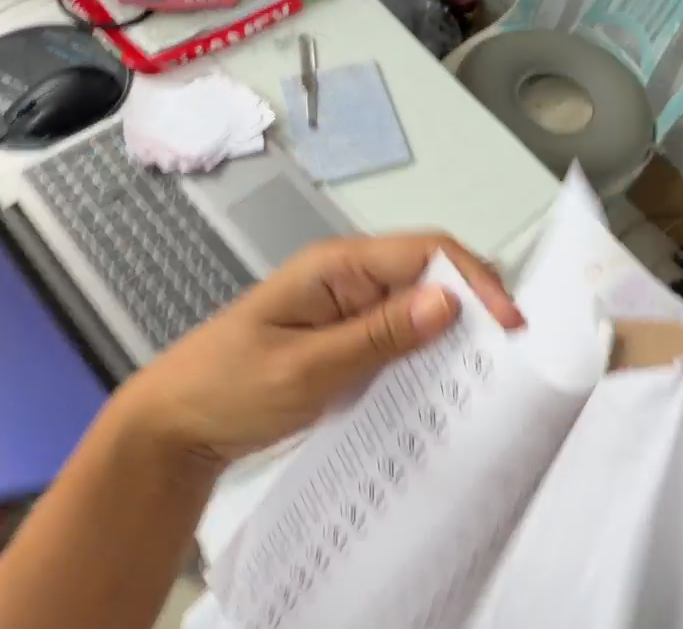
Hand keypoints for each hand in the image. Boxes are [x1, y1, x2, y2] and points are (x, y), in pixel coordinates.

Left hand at [117, 233, 523, 468]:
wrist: (171, 429)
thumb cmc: (229, 389)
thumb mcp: (306, 368)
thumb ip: (379, 335)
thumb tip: (451, 300)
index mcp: (338, 266)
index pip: (426, 253)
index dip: (474, 280)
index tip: (510, 325)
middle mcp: (349, 277)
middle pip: (428, 272)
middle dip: (472, 300)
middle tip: (508, 351)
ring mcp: (347, 307)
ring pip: (417, 304)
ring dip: (452, 329)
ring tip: (486, 367)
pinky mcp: (346, 337)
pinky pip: (398, 334)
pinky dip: (425, 351)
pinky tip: (442, 379)